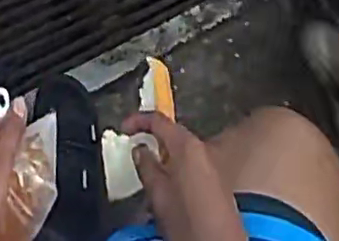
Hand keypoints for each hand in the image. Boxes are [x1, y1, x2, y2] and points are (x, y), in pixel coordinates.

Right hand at [123, 112, 245, 240]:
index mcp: (185, 145)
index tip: (124, 128)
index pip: (159, 120)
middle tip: (134, 151)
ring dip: (163, 156)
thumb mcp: (158, 195)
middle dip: (152, 139)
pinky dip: (175, 167)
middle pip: (171, 133)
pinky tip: (167, 187)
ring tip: (148, 172)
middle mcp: (200, 147)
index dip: (139, 120)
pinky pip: (189, 162)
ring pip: (180, 150)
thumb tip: (139, 150)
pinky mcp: (215, 177)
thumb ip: (146, 167)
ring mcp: (210, 161)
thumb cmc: (187, 219)